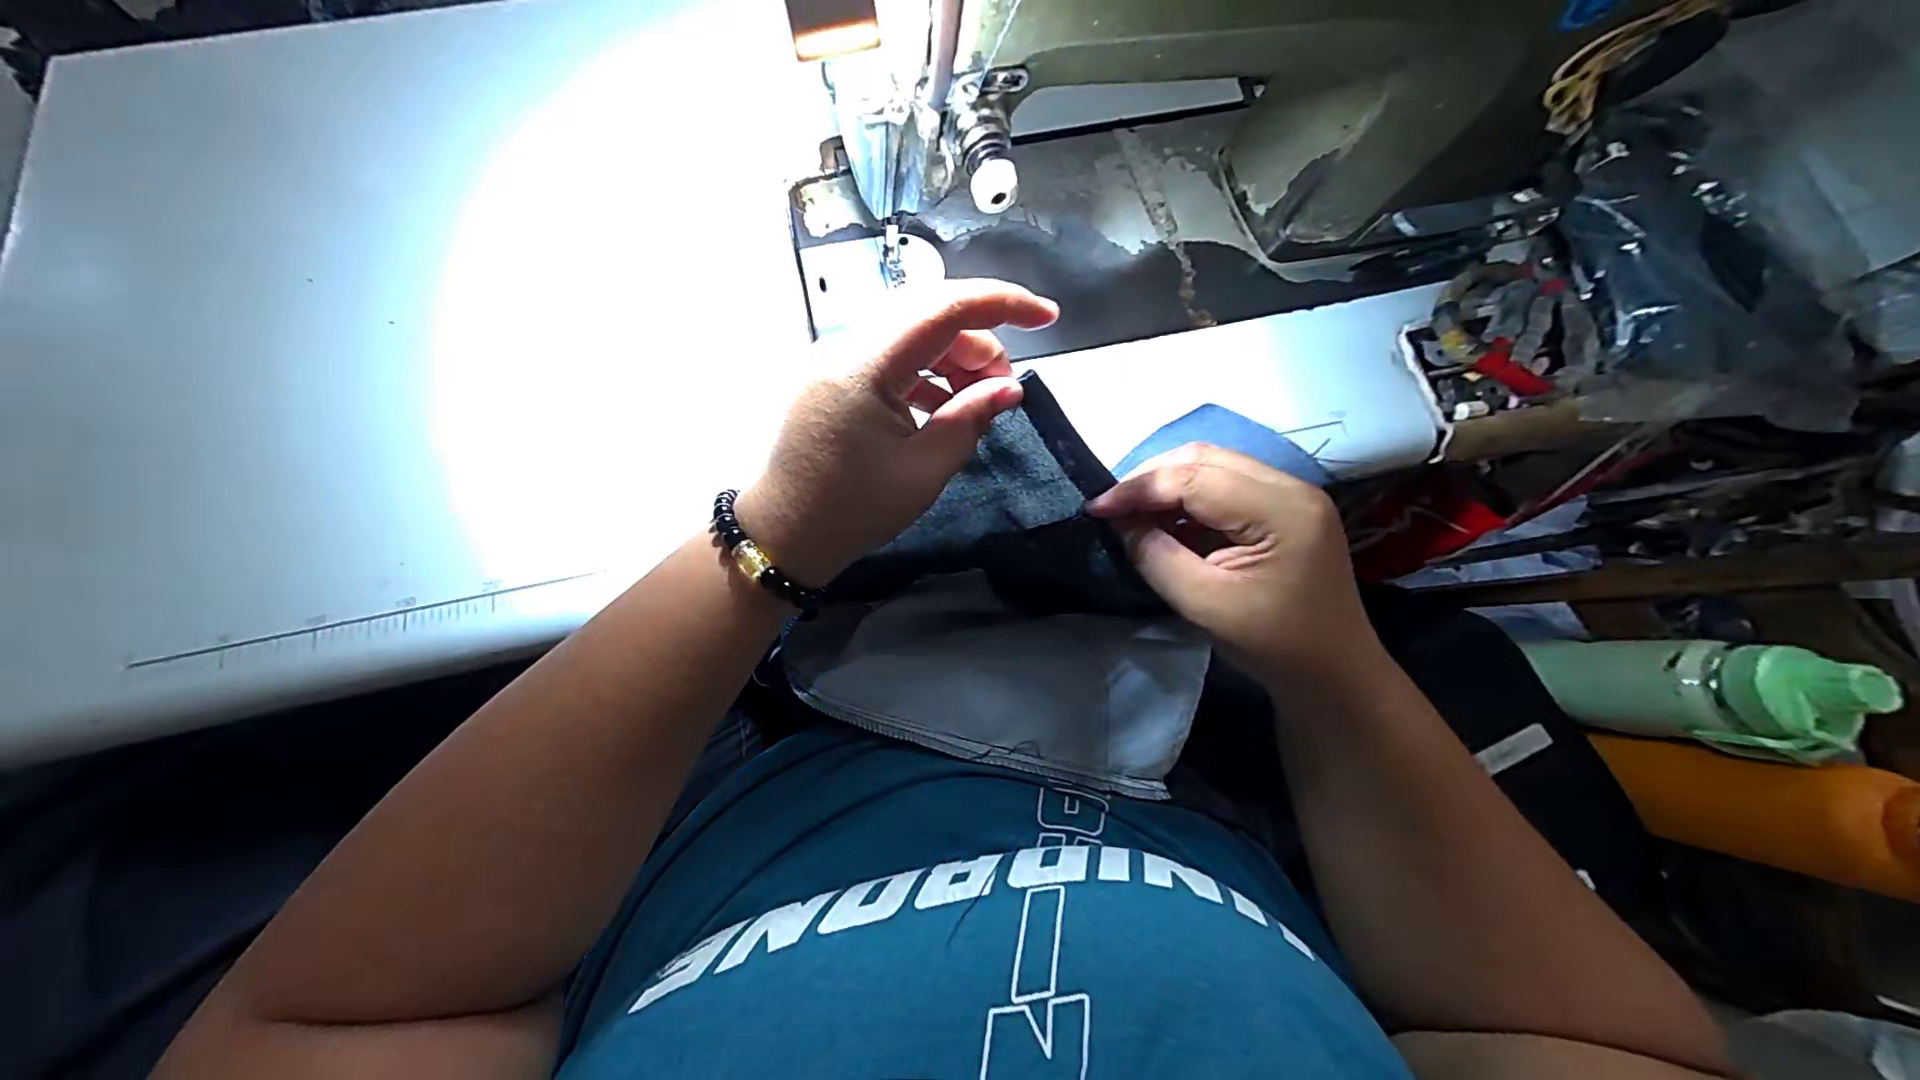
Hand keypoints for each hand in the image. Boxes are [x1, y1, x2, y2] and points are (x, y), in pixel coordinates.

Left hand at [733, 279, 1058, 586]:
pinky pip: (892, 357)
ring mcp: (836, 360)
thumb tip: (1010, 388)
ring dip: (954, 359)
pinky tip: (941, 408)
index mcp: (866, 366)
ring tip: (974, 405)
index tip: (1046, 316)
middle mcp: (846, 347)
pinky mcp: (835, 377)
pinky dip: (926, 373)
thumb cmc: (852, 510)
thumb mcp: (923, 471)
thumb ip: (971, 419)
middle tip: (1003, 389)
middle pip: (930, 314)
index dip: (1003, 303)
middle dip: (980, 341)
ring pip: (913, 333)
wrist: (784, 534)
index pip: (945, 306)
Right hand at [1085, 443, 1383, 688]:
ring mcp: (1290, 494)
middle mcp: (1291, 487)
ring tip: (1132, 514)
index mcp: (1281, 510)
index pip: (1195, 478)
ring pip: (1212, 465)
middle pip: (1204, 458)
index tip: (1096, 509)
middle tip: (1111, 507)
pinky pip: (1224, 485)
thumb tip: (1120, 522)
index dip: (1139, 489)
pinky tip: (1165, 522)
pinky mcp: (1282, 507)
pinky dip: (1187, 498)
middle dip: (1150, 478)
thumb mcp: (1203, 604)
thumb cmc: (1273, 644)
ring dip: (1166, 485)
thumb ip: (1155, 556)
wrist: (1332, 672)